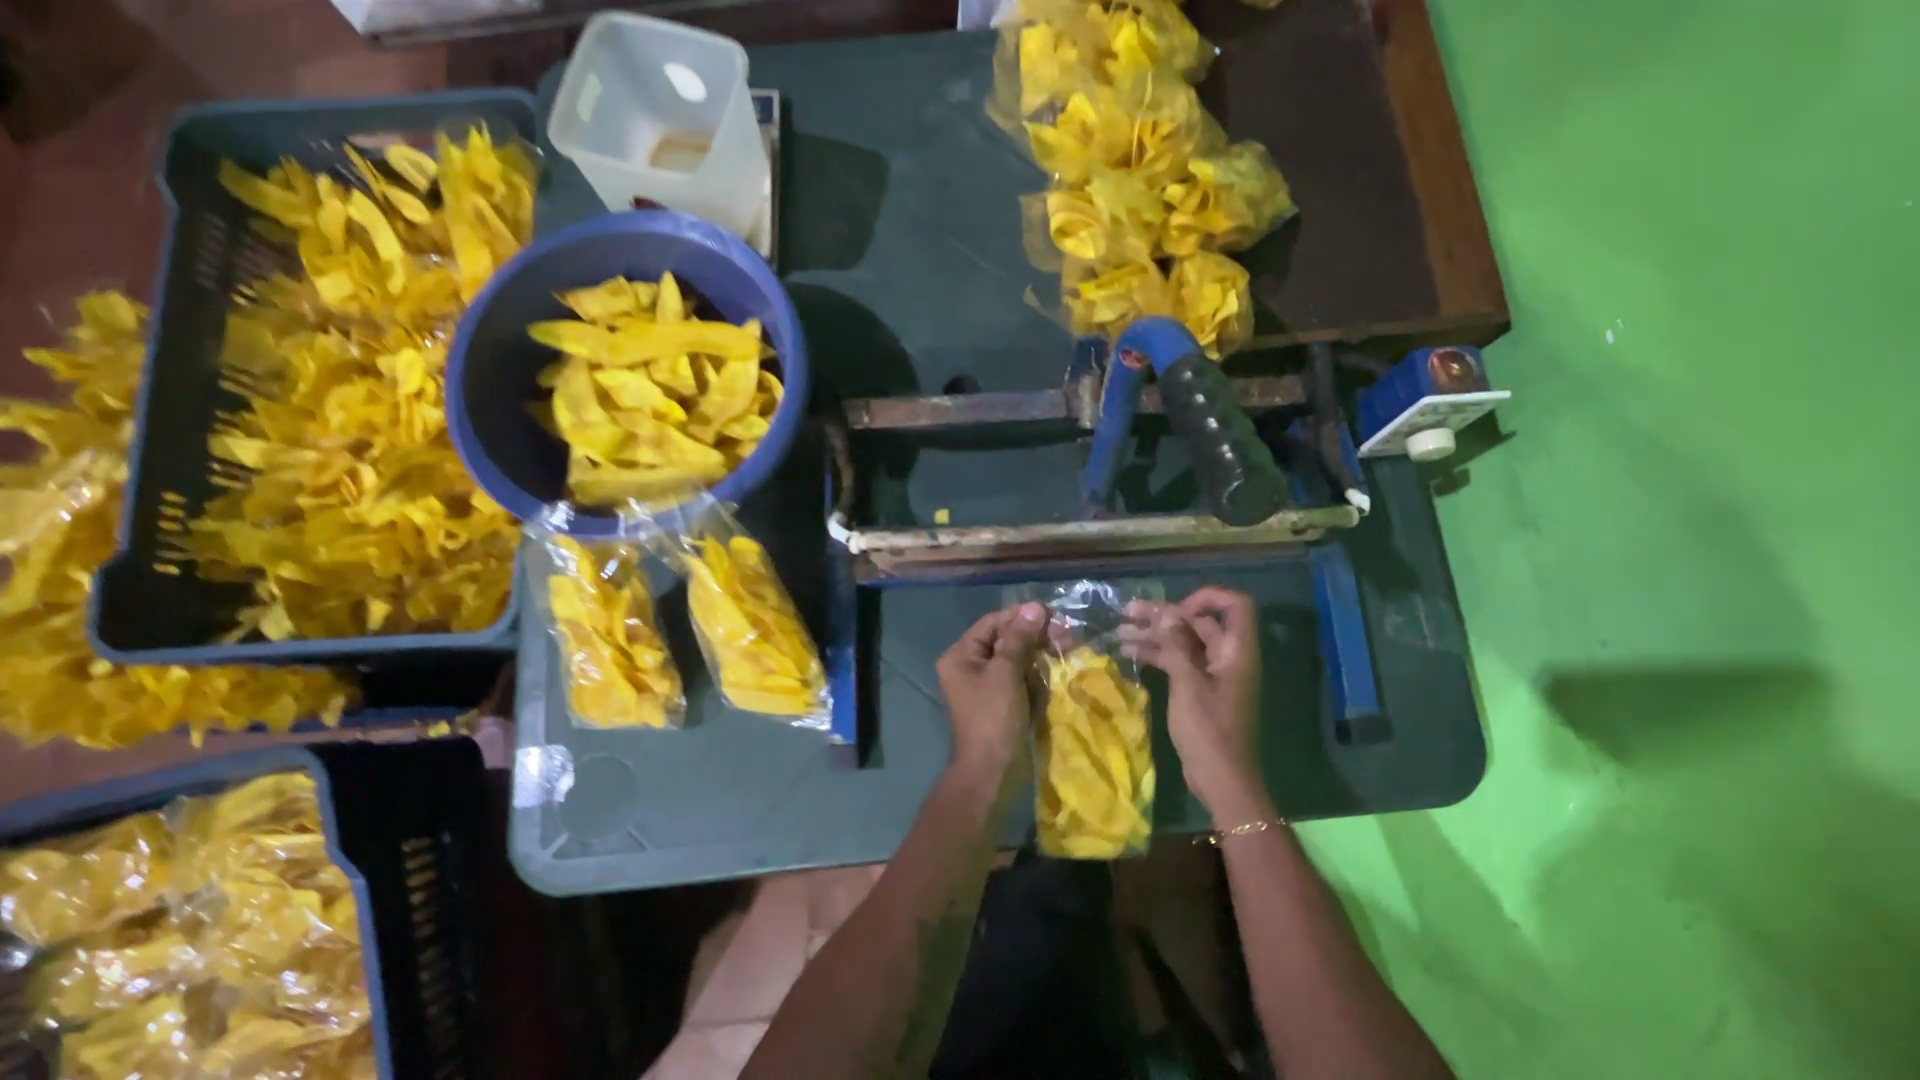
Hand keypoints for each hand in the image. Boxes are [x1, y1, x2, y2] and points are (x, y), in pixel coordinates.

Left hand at [936, 602, 1046, 777]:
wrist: (990, 771)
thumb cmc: (993, 717)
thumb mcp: (1006, 672)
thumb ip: (1020, 638)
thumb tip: (1034, 607)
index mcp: (960, 655)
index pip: (993, 622)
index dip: (1022, 616)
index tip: (1053, 615)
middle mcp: (968, 666)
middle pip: (1005, 639)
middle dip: (1034, 638)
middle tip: (1065, 637)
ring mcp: (984, 685)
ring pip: (1015, 660)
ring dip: (1038, 658)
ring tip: (1062, 657)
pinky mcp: (999, 702)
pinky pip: (1018, 680)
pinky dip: (1035, 678)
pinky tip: (1050, 679)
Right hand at [1126, 587, 1270, 824]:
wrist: (1220, 778)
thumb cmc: (1208, 730)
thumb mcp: (1188, 684)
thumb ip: (1176, 645)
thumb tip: (1166, 612)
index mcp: (1237, 651)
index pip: (1234, 606)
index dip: (1206, 598)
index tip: (1175, 609)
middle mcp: (1228, 657)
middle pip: (1199, 623)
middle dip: (1164, 616)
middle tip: (1127, 613)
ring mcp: (1214, 674)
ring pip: (1185, 643)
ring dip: (1155, 636)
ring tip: (1119, 633)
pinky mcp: (1200, 691)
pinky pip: (1179, 663)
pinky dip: (1158, 656)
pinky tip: (1130, 654)